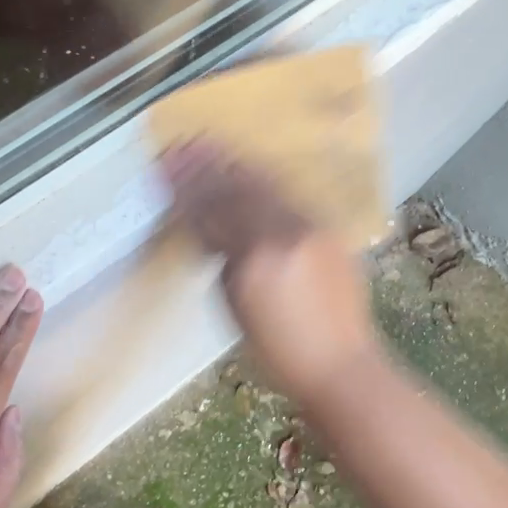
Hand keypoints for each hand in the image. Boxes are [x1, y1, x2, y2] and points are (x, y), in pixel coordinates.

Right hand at [160, 138, 376, 399]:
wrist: (340, 364)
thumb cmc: (279, 351)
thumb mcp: (236, 306)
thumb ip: (224, 261)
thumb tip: (214, 229)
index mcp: (253, 258)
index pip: (212, 212)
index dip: (186, 187)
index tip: (166, 164)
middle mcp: (283, 234)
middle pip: (237, 189)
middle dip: (207, 166)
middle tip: (184, 143)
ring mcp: (309, 227)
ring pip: (265, 186)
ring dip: (234, 164)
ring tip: (212, 145)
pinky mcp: (327, 229)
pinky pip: (287, 196)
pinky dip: (263, 180)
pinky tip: (248, 169)